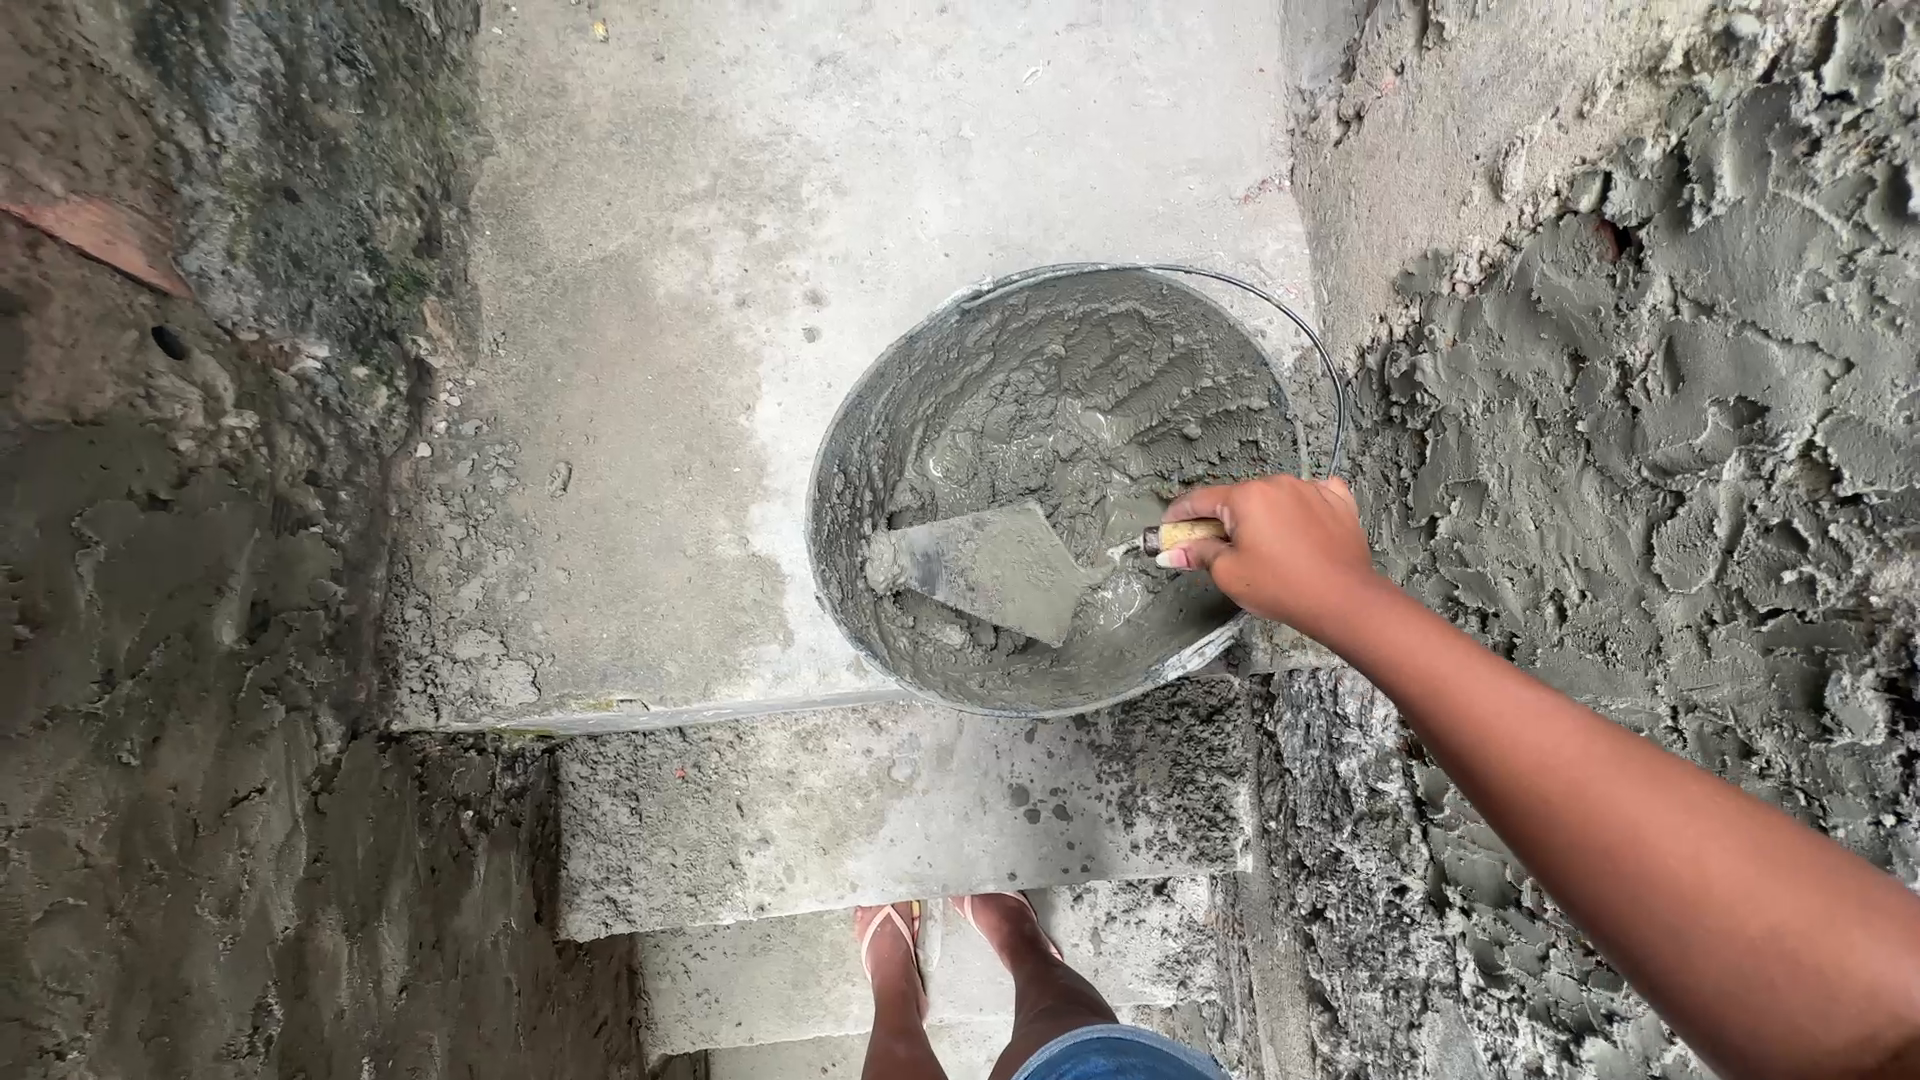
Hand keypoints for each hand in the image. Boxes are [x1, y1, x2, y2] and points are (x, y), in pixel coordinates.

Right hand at [1160, 473, 1379, 636]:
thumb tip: (1172, 552)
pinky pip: (1308, 496)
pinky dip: (1296, 509)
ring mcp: (1310, 489)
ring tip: (1260, 548)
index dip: (1178, 515)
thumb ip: (1197, 554)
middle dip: (1220, 521)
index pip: (1199, 500)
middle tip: (1213, 549)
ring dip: (1258, 516)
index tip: (1169, 528)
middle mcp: (1277, 484)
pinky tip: (1295, 527)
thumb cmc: (1283, 587)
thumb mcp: (1228, 573)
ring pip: (1271, 498)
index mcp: (1246, 497)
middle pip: (1235, 499)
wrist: (1343, 600)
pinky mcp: (1337, 501)